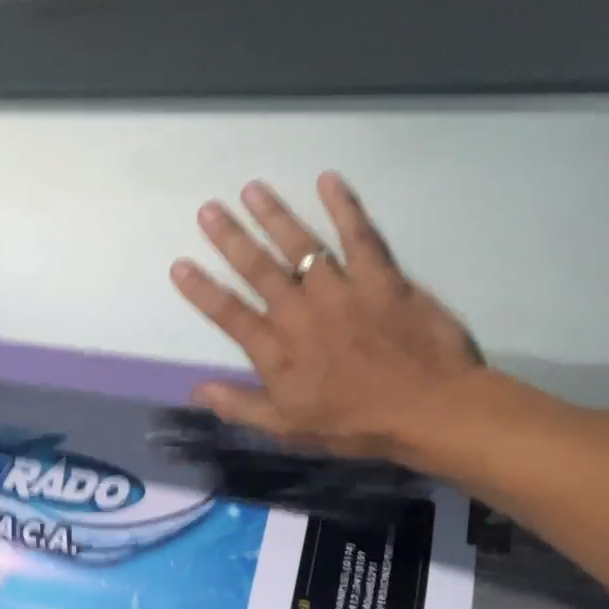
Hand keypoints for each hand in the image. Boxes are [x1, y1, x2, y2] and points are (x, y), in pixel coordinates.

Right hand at [171, 174, 484, 464]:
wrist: (429, 409)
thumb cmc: (356, 425)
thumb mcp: (288, 428)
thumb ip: (240, 406)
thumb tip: (196, 391)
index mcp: (278, 351)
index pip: (230, 314)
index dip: (202, 290)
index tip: (179, 264)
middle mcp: (302, 313)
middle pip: (259, 269)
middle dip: (231, 239)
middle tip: (208, 209)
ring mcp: (342, 291)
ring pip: (302, 245)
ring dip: (275, 216)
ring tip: (252, 190)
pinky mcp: (381, 278)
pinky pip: (360, 235)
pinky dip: (344, 206)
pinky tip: (328, 180)